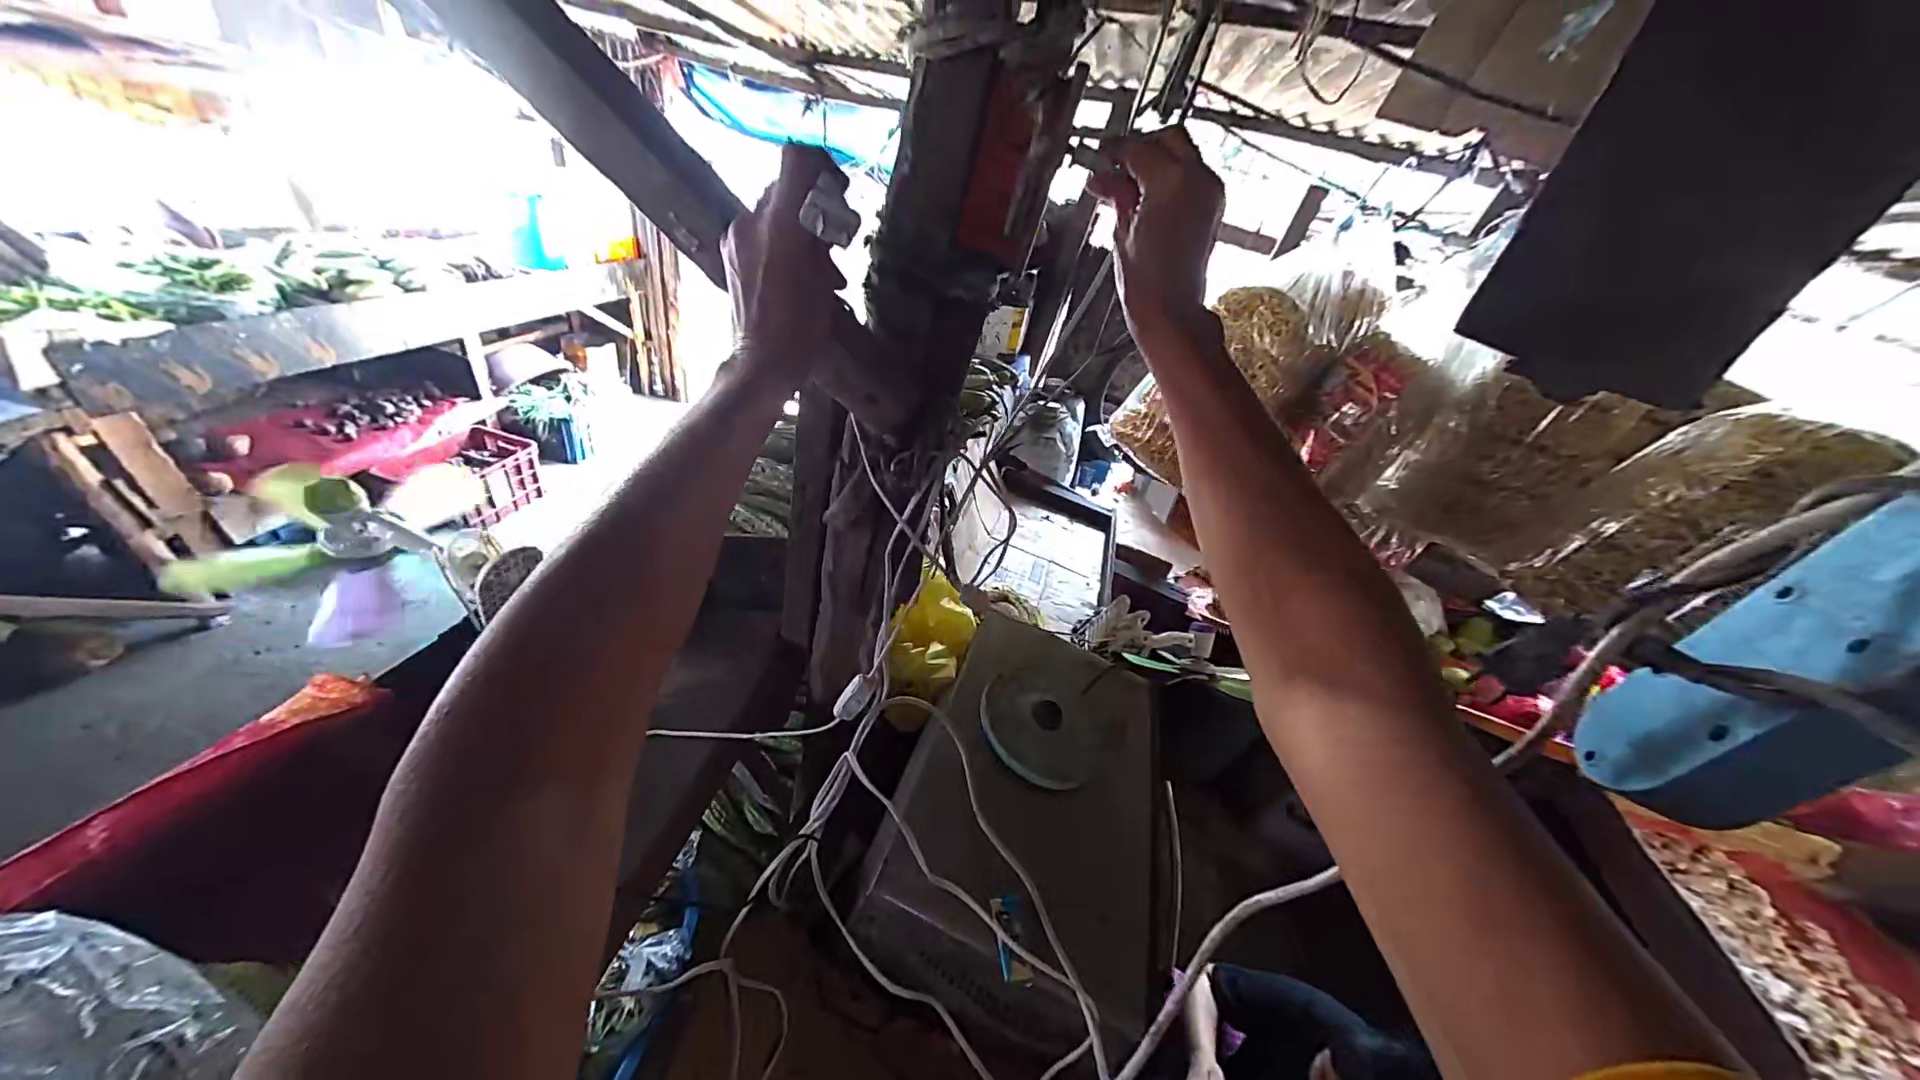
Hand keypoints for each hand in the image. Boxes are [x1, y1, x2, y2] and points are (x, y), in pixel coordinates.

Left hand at [723, 142, 847, 387]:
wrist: (762, 362)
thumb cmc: (800, 330)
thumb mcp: (822, 280)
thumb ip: (820, 235)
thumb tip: (823, 206)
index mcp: (778, 225)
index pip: (794, 160)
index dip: (818, 164)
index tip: (835, 187)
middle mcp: (749, 222)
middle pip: (783, 187)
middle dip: (809, 205)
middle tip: (832, 237)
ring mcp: (734, 238)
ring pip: (771, 211)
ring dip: (796, 228)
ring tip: (819, 266)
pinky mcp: (729, 254)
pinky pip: (757, 232)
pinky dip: (779, 241)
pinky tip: (795, 271)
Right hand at [1087, 127, 1224, 345]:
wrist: (1170, 310)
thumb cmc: (1145, 280)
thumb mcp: (1122, 231)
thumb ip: (1118, 196)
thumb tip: (1104, 179)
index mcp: (1170, 180)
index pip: (1139, 148)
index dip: (1116, 149)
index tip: (1101, 154)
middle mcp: (1198, 178)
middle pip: (1169, 139)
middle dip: (1141, 147)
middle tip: (1115, 165)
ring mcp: (1210, 192)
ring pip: (1183, 155)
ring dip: (1156, 162)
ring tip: (1129, 186)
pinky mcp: (1213, 207)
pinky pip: (1192, 177)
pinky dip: (1170, 179)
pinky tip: (1147, 198)